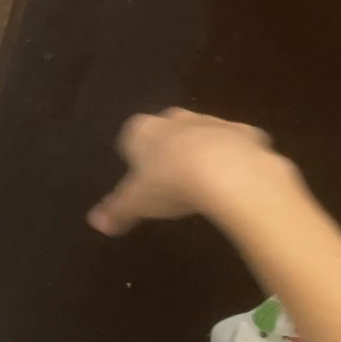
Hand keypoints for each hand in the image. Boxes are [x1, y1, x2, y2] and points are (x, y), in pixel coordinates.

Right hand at [87, 109, 293, 235]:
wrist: (228, 172)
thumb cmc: (169, 184)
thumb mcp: (136, 203)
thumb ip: (116, 211)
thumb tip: (96, 223)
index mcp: (141, 131)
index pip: (131, 139)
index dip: (136, 159)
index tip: (142, 180)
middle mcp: (174, 119)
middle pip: (166, 133)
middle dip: (168, 152)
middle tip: (170, 183)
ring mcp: (211, 122)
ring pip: (201, 136)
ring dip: (200, 154)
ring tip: (202, 187)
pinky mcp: (244, 132)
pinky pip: (235, 146)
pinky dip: (233, 159)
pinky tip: (233, 183)